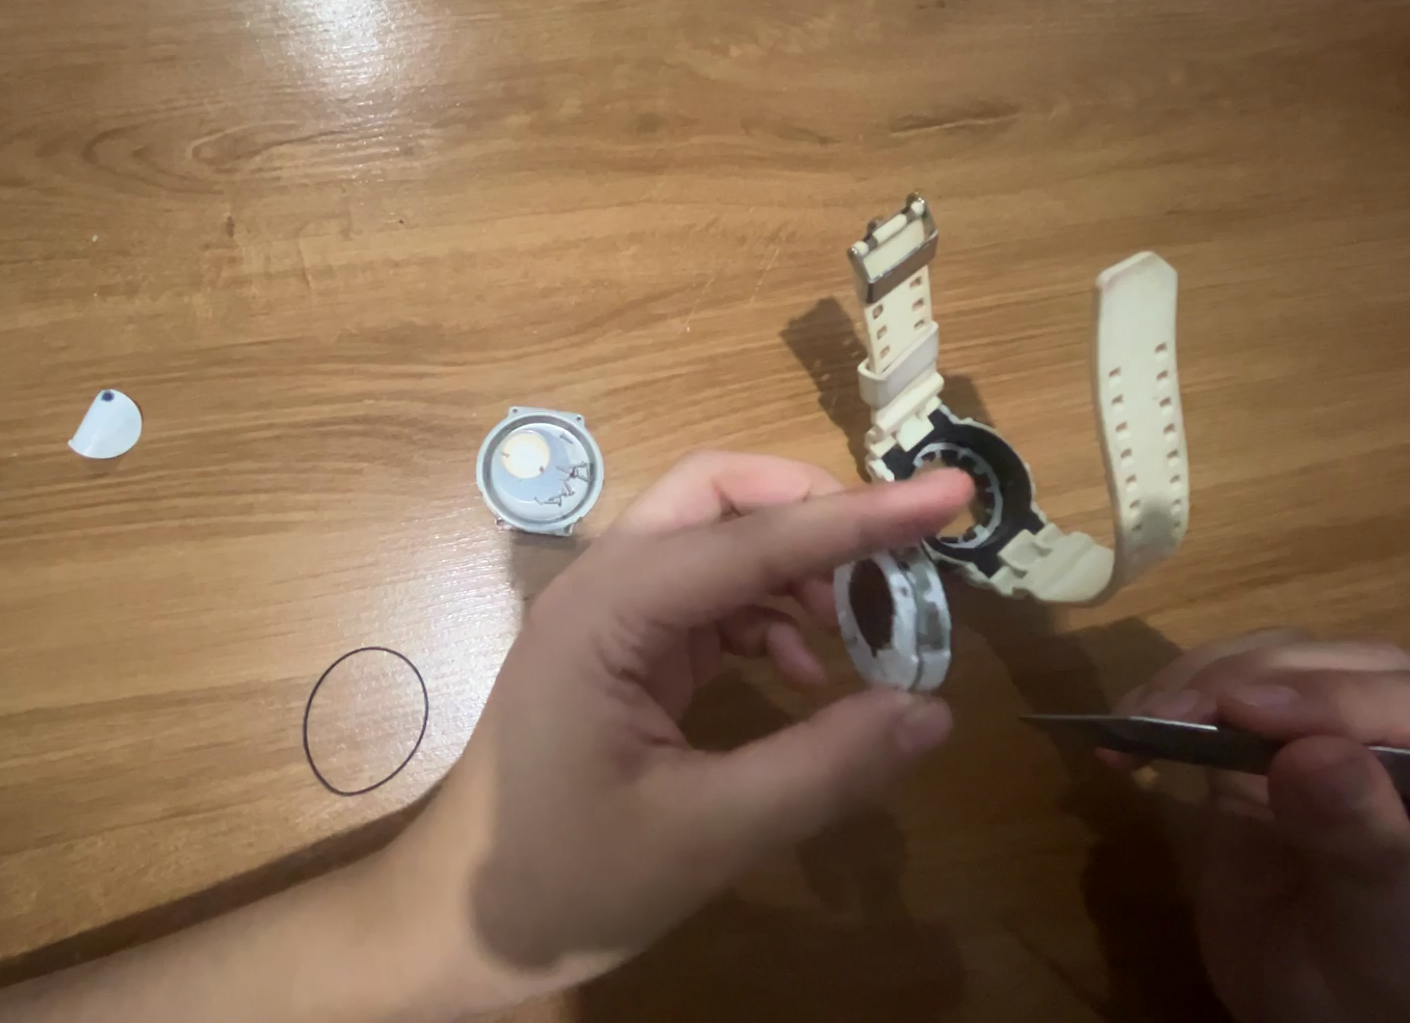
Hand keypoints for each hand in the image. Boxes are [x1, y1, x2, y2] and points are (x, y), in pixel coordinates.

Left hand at [380, 452, 973, 1012]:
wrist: (461, 914)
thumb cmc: (565, 878)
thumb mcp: (704, 834)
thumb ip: (821, 767)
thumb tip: (931, 709)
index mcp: (606, 612)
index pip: (747, 538)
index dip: (856, 516)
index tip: (948, 495)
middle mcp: (602, 587)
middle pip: (715, 499)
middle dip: (811, 514)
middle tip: (898, 559)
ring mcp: (609, 612)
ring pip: (715, 543)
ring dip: (796, 566)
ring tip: (865, 626)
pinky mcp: (622, 644)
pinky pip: (705, 598)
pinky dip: (766, 615)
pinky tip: (801, 668)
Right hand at [1117, 634, 1409, 1022]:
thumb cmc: (1395, 1018)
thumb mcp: (1399, 959)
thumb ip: (1368, 860)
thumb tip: (1317, 755)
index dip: (1349, 698)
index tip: (1243, 708)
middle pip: (1353, 668)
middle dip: (1255, 676)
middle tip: (1172, 712)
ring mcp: (1334, 749)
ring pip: (1276, 666)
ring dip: (1196, 680)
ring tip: (1138, 721)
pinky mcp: (1257, 756)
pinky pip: (1213, 701)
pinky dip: (1161, 704)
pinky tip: (1125, 734)